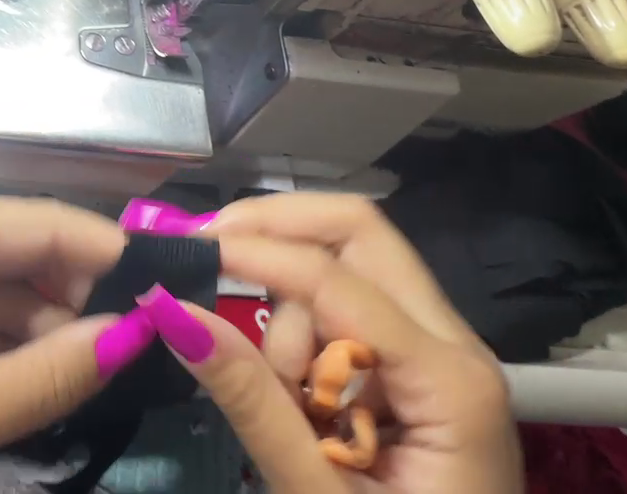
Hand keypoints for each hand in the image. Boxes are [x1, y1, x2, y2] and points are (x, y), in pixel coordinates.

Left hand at [0, 195, 126, 493]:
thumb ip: (42, 379)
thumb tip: (132, 338)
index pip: (44, 223)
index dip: (114, 256)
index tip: (179, 292)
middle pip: (20, 249)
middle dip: (79, 297)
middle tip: (149, 348)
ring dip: (42, 326)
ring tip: (104, 371)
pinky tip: (40, 378)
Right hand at [144, 193, 521, 492]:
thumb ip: (249, 400)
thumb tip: (172, 308)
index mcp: (448, 382)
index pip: (333, 277)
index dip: (252, 252)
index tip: (179, 250)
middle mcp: (455, 343)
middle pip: (356, 230)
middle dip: (274, 227)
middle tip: (207, 251)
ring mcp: (440, 348)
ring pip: (348, 258)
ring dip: (288, 300)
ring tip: (282, 395)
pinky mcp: (416, 361)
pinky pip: (348, 300)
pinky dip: (301, 319)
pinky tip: (295, 388)